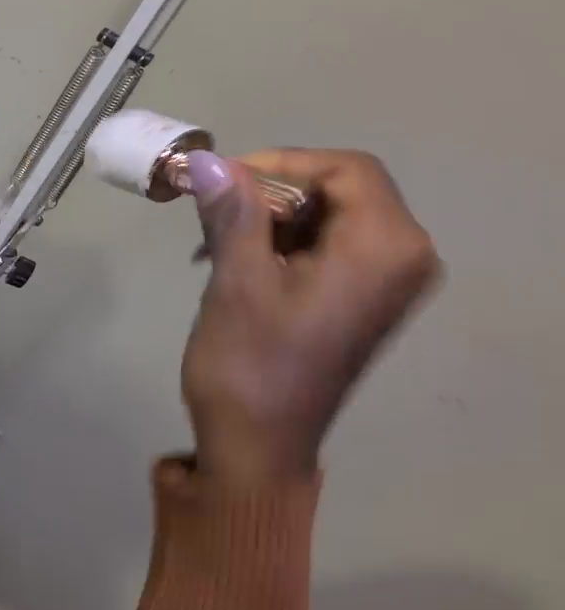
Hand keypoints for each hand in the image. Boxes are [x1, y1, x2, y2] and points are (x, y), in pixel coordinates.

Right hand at [181, 148, 440, 482]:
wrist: (257, 445)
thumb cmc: (247, 366)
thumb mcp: (235, 285)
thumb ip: (231, 217)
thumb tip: (206, 164)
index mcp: (385, 246)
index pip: (346, 170)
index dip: (279, 164)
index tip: (217, 180)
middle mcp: (403, 257)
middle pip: (344, 194)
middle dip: (272, 196)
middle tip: (209, 216)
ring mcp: (387, 284)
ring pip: (334, 224)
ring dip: (272, 223)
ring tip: (214, 247)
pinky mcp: (363, 305)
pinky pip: (333, 254)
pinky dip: (285, 249)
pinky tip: (240, 268)